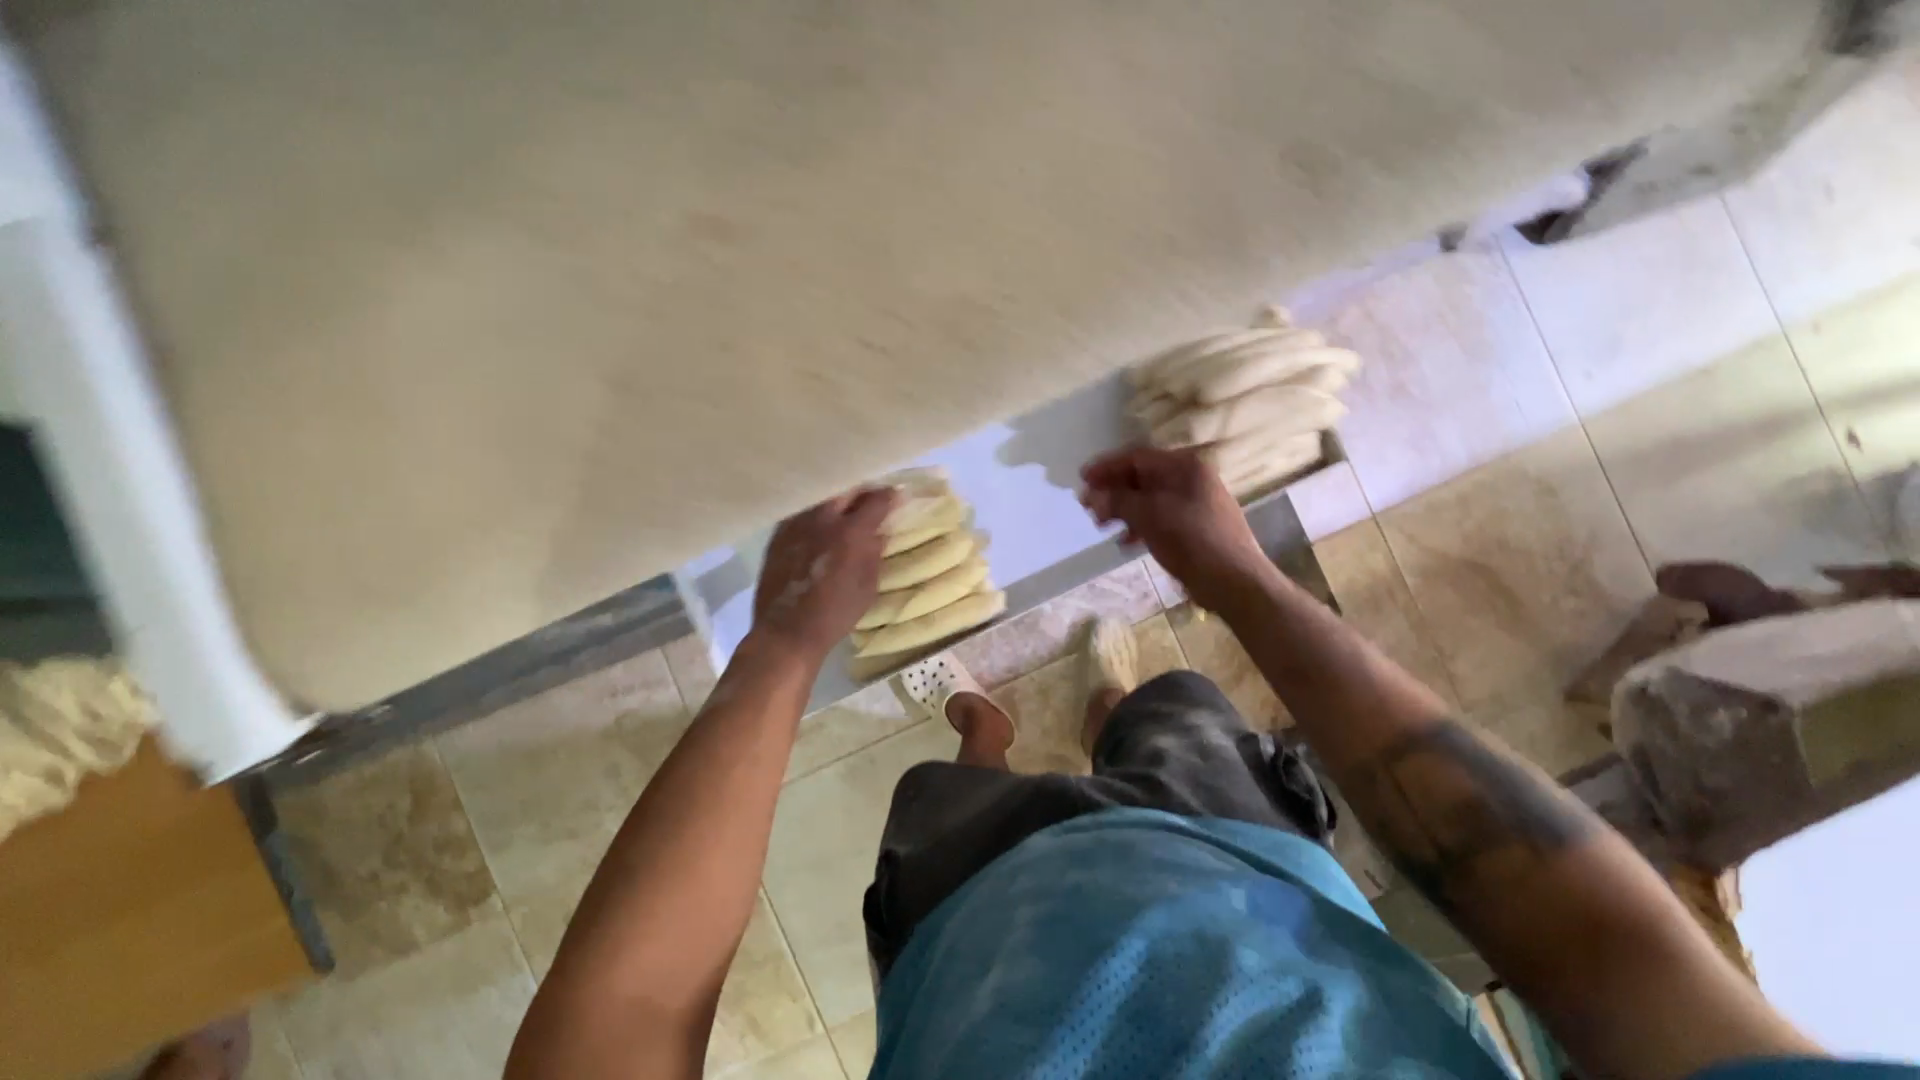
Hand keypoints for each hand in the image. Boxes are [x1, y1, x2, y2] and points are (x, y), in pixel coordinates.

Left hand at [751, 487, 897, 661]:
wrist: (786, 631)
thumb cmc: (835, 614)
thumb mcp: (868, 587)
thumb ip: (874, 554)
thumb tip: (879, 533)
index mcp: (850, 532)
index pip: (877, 500)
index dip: (890, 496)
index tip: (897, 496)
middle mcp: (822, 518)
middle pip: (846, 489)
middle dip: (862, 491)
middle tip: (871, 499)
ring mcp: (796, 522)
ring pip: (821, 496)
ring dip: (837, 498)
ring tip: (845, 507)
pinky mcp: (778, 533)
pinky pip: (801, 510)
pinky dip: (815, 511)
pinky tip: (819, 523)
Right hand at [1081, 446, 1272, 611]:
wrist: (1233, 580)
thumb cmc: (1190, 539)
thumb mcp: (1149, 515)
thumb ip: (1117, 501)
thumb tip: (1091, 496)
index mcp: (1184, 466)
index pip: (1137, 457)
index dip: (1106, 467)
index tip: (1081, 479)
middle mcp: (1190, 478)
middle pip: (1142, 477)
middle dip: (1112, 490)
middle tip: (1087, 506)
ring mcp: (1193, 503)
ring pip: (1149, 499)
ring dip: (1122, 509)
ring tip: (1101, 526)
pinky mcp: (1193, 527)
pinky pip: (1159, 517)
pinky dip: (1139, 524)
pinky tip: (1125, 541)